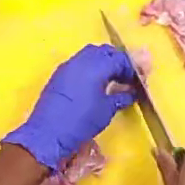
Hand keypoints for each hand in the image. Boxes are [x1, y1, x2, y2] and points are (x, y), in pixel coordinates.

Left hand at [3, 44, 136, 171]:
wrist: (48, 133)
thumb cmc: (81, 121)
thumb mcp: (106, 110)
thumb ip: (121, 97)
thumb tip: (131, 92)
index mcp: (96, 66)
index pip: (119, 58)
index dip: (131, 68)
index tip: (136, 81)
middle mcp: (81, 60)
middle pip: (104, 51)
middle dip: (117, 61)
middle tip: (125, 78)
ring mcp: (67, 66)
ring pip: (89, 54)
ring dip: (102, 62)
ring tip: (110, 80)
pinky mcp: (58, 75)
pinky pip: (78, 63)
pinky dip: (89, 68)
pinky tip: (93, 84)